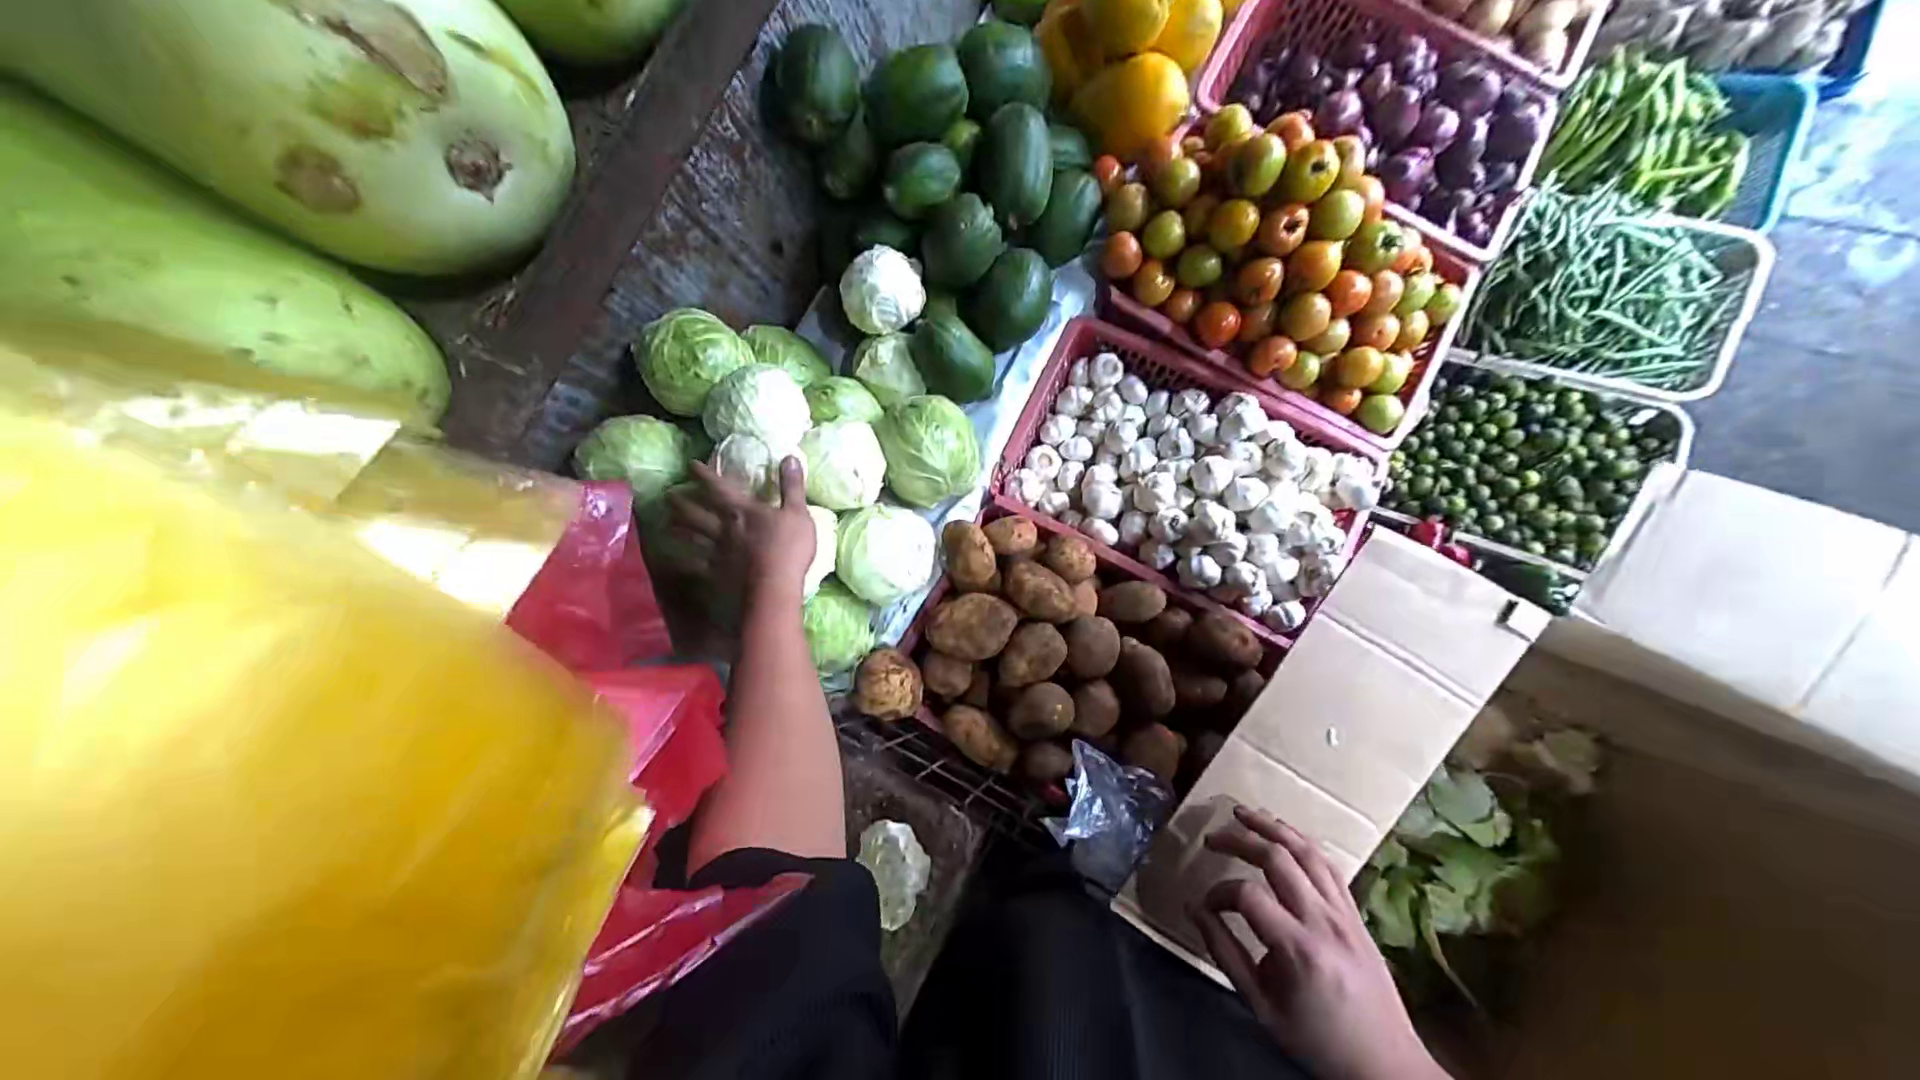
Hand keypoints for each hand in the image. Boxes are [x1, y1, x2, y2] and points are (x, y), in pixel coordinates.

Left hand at [669, 456, 816, 601]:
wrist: (772, 589)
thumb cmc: (789, 550)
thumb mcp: (798, 513)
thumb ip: (792, 486)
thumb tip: (790, 456)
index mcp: (742, 511)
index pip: (718, 487)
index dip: (704, 474)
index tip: (691, 465)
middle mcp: (722, 528)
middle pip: (695, 512)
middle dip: (681, 501)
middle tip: (668, 495)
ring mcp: (715, 552)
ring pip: (690, 536)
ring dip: (677, 528)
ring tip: (666, 523)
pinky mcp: (712, 574)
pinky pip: (691, 565)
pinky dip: (681, 561)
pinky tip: (674, 560)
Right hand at [1190, 805, 1448, 1079]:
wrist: (1386, 1065)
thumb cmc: (1317, 1040)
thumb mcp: (1261, 1005)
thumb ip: (1224, 952)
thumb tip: (1193, 908)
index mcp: (1299, 949)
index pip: (1248, 895)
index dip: (1218, 893)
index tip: (1205, 905)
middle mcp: (1325, 922)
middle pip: (1278, 858)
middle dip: (1239, 839)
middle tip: (1212, 838)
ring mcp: (1346, 914)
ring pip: (1308, 852)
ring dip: (1273, 826)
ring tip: (1245, 813)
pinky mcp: (1357, 915)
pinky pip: (1329, 866)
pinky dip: (1302, 843)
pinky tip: (1284, 835)